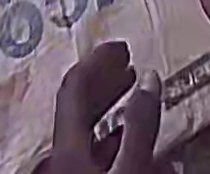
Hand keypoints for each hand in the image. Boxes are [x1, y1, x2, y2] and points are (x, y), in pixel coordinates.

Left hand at [40, 41, 160, 173]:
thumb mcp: (130, 167)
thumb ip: (139, 124)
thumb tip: (149, 77)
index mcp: (66, 146)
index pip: (75, 86)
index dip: (99, 61)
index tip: (122, 48)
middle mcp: (59, 158)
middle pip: (80, 108)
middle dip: (108, 84)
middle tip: (131, 69)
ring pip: (90, 135)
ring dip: (117, 116)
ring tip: (142, 108)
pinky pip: (95, 159)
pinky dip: (117, 145)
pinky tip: (139, 151)